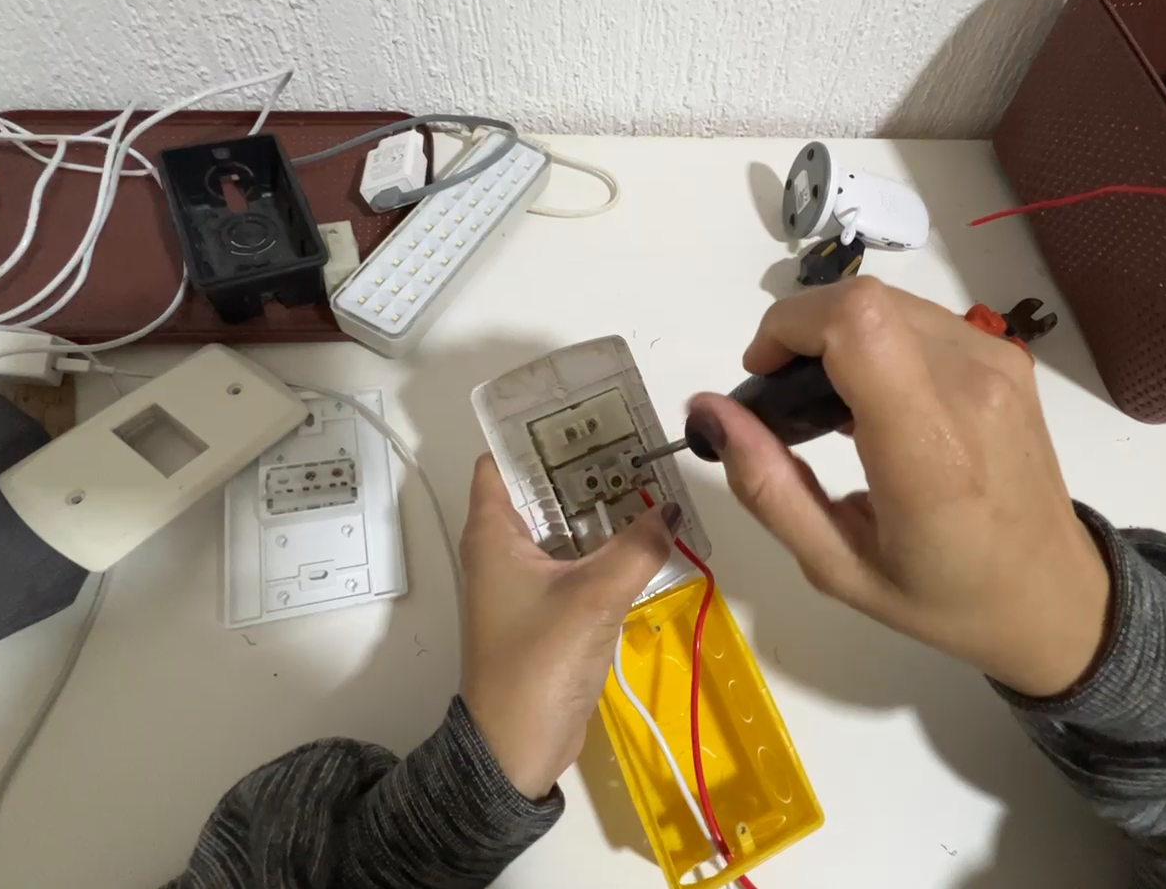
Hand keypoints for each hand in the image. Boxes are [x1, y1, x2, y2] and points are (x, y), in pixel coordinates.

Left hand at [458, 454, 675, 797]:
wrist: (517, 750)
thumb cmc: (537, 663)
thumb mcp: (592, 597)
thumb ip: (637, 548)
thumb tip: (671, 507)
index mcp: (493, 531)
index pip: (500, 460)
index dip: (534, 433)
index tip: (582, 416)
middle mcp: (505, 545)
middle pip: (541, 487)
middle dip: (583, 465)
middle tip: (632, 440)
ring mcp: (528, 576)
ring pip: (565, 522)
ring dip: (600, 505)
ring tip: (646, 475)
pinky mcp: (551, 603)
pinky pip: (579, 556)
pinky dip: (607, 541)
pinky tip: (647, 529)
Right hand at [689, 277, 1108, 696]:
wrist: (1056, 597)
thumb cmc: (941, 597)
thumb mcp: (834, 565)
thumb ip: (765, 484)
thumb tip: (707, 408)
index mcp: (929, 450)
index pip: (856, 323)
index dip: (790, 326)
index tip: (763, 374)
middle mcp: (972, 387)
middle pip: (862, 301)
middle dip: (801, 331)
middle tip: (785, 397)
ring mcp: (998, 364)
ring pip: (885, 301)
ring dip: (834, 335)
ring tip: (826, 405)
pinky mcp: (1006, 357)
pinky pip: (916, 317)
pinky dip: (873, 341)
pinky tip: (870, 399)